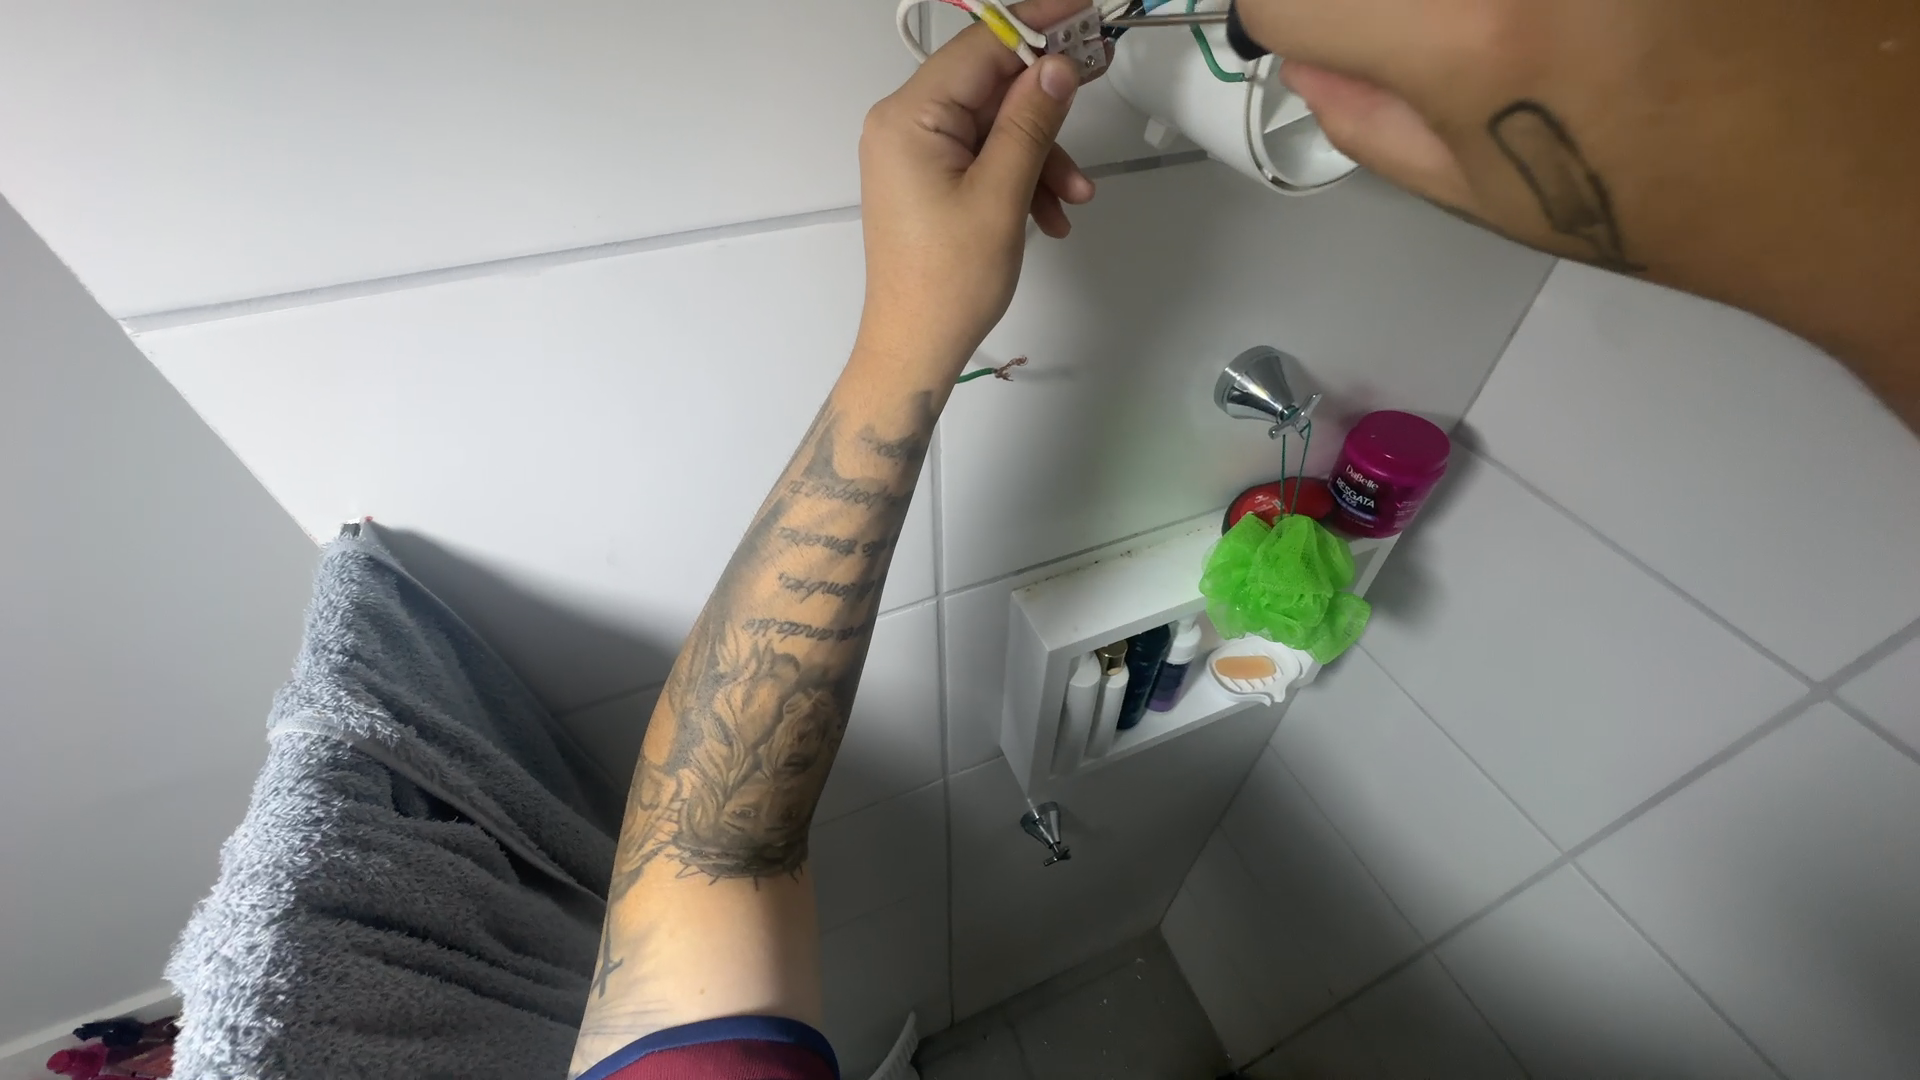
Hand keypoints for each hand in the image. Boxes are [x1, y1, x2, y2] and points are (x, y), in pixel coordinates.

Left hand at [857, 0, 1096, 371]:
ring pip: (993, 134)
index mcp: (909, 119)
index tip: (1085, 14)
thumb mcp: (1000, 197)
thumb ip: (1030, 123)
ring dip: (1040, 160)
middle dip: (1045, 116)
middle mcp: (904, 128)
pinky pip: (982, 165)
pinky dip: (1020, 184)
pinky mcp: (929, 188)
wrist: (916, 348)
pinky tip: (1050, 219)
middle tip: (1096, 105)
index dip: (1037, 27)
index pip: (980, 47)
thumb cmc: (948, 283)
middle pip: (989, 92)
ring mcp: (916, 160)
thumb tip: (1058, 65)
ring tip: (1074, 201)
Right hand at [1235, 0, 1919, 422]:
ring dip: (1446, 4)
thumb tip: (1306, 58)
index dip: (1284, 19)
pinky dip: (1513, 0)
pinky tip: (1566, 24)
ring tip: (1517, 37)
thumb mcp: (1470, 189)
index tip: (1313, 37)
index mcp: (1473, 31)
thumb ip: (1361, 116)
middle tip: (1397, 32)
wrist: (1861, 148)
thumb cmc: (1649, 196)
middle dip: (1356, 0)